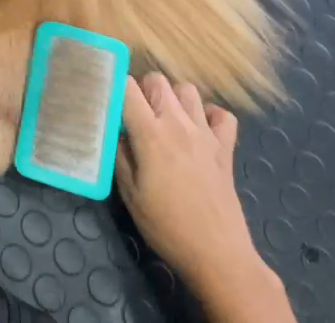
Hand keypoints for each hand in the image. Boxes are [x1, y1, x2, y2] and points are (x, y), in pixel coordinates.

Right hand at [115, 73, 273, 301]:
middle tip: (135, 114)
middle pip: (157, 80)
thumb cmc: (167, 227)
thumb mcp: (130, 194)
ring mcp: (206, 134)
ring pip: (188, 90)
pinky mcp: (226, 148)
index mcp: (150, 134)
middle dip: (142, 89)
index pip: (127, 87)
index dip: (115, 87)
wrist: (218, 255)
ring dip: (173, 98)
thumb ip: (119, 156)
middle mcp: (178, 124)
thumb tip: (113, 132)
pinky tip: (199, 129)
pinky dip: (210, 115)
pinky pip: (222, 115)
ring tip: (166, 119)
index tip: (108, 100)